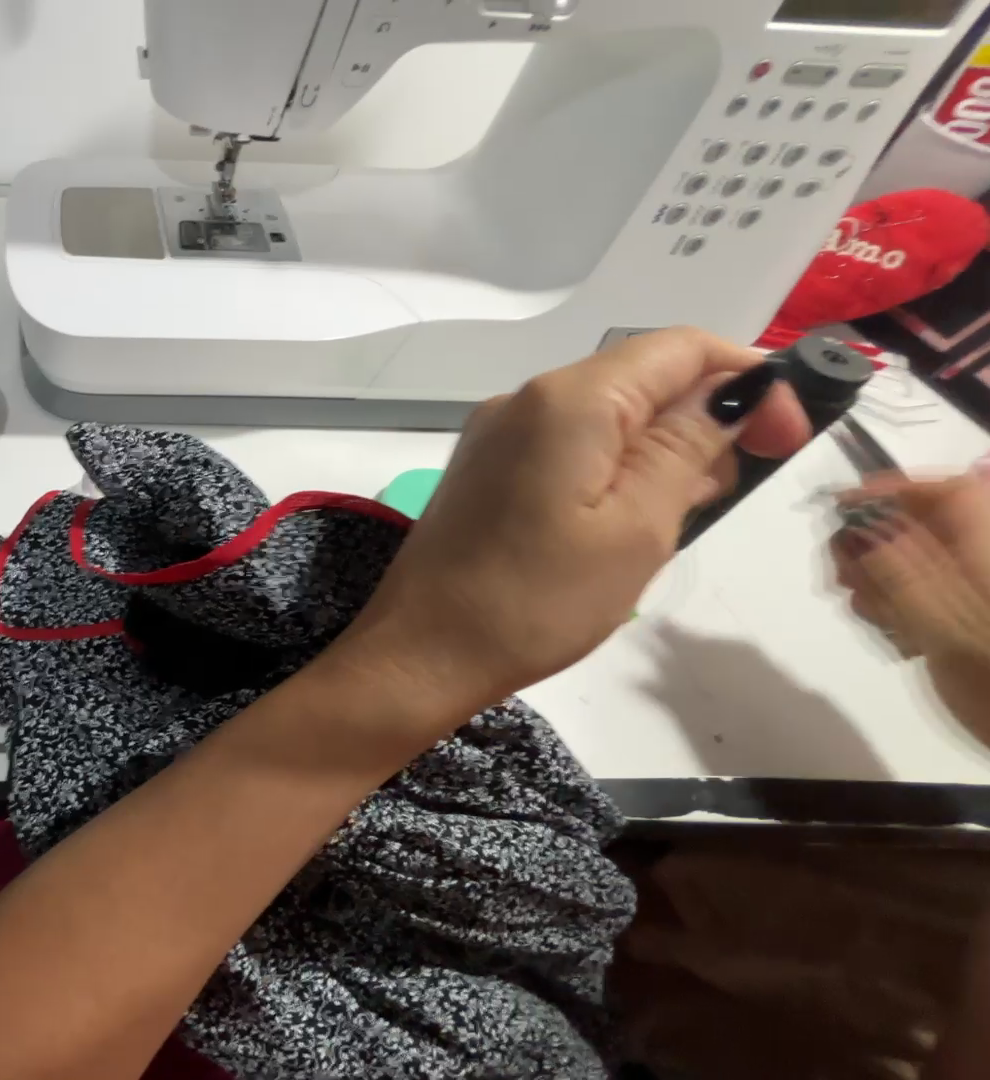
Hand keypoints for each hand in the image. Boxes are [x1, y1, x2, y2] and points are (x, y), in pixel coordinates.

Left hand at [333, 327, 811, 718]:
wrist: (421, 650)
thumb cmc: (534, 599)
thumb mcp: (638, 525)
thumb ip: (689, 446)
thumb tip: (730, 391)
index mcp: (563, 401)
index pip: (679, 348)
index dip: (749, 379)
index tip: (785, 440)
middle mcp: (518, 403)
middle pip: (638, 380)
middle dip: (700, 422)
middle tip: (715, 499)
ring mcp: (491, 437)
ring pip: (602, 418)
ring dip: (655, 454)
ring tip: (665, 522)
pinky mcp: (479, 472)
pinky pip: (562, 449)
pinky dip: (606, 471)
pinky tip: (617, 523)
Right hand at [833, 470, 989, 742]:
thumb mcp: (944, 622)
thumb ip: (899, 571)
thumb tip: (858, 525)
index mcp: (987, 553)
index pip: (952, 491)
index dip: (895, 488)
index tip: (839, 506)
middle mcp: (981, 560)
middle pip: (919, 522)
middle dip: (868, 539)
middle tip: (844, 573)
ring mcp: (969, 587)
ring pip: (904, 556)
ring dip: (870, 575)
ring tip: (870, 607)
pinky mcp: (956, 612)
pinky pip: (907, 587)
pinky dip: (884, 598)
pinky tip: (886, 622)